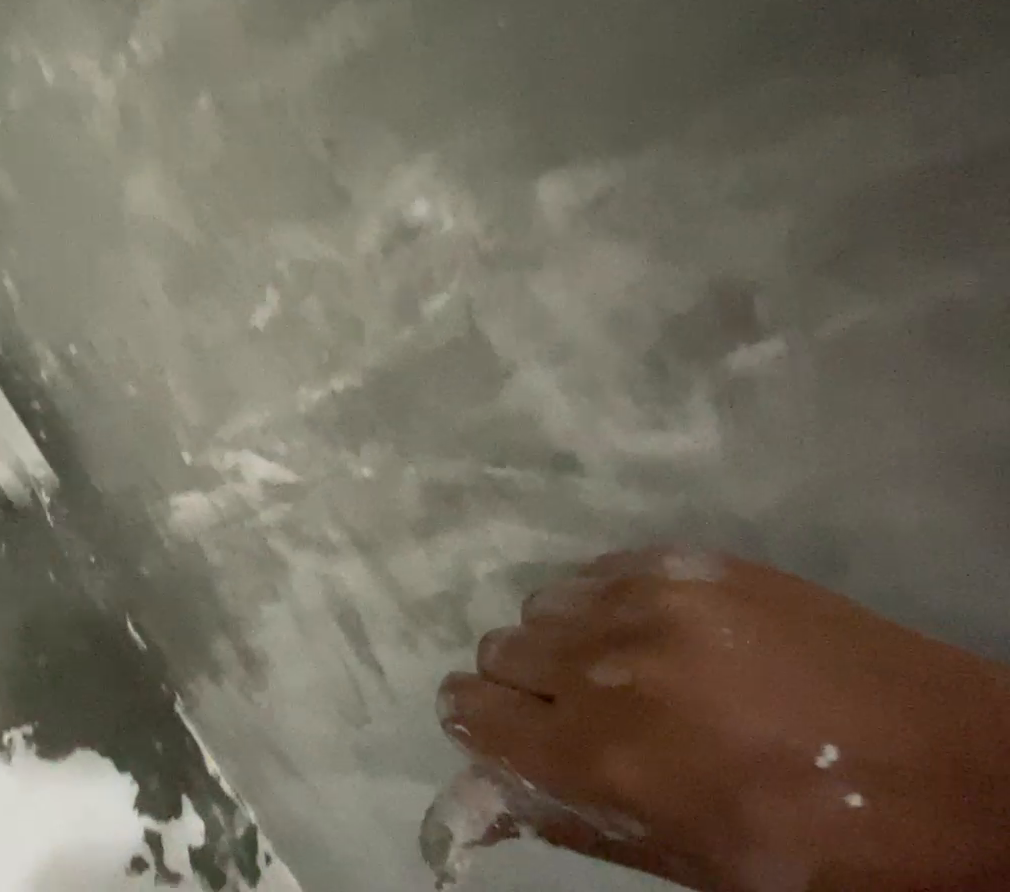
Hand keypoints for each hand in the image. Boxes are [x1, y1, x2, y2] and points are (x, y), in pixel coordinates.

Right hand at [436, 547, 1009, 890]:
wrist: (976, 772)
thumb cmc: (822, 846)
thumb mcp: (691, 864)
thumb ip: (565, 817)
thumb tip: (470, 794)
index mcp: (603, 759)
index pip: (468, 708)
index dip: (480, 720)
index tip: (507, 727)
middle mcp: (606, 672)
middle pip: (497, 651)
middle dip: (525, 684)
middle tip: (583, 707)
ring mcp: (648, 607)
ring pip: (539, 607)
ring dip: (567, 640)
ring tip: (632, 668)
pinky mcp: (685, 565)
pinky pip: (592, 572)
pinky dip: (607, 604)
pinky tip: (664, 634)